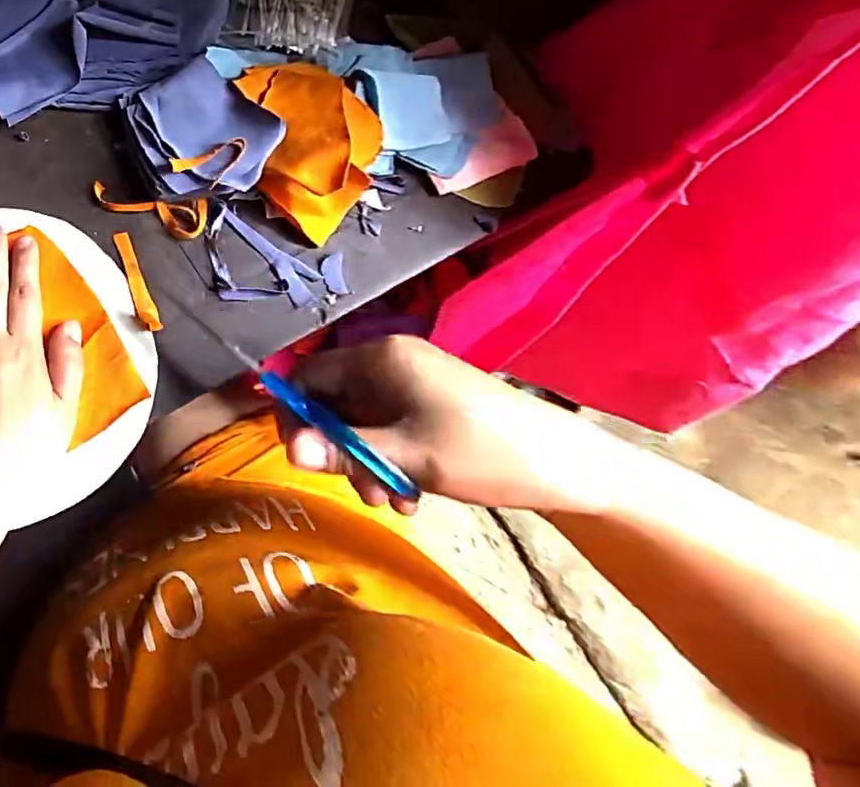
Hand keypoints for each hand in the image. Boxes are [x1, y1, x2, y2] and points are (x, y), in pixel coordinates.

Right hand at [277, 336, 628, 516]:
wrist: (572, 467)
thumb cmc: (485, 451)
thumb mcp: (409, 456)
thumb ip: (345, 451)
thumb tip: (288, 451)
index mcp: (379, 358)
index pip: (308, 374)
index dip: (295, 412)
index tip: (303, 457)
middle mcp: (389, 363)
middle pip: (333, 401)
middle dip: (338, 448)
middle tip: (361, 489)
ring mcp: (409, 384)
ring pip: (359, 421)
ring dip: (364, 462)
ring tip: (392, 500)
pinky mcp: (427, 405)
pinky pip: (386, 428)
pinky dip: (387, 461)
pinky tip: (410, 496)